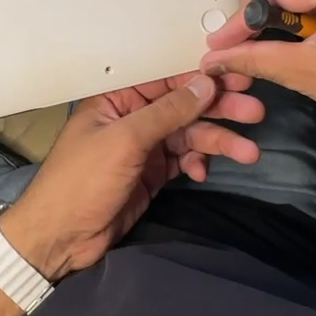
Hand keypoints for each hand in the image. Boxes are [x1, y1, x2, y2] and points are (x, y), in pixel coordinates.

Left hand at [0, 72, 262, 281]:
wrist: (61, 238)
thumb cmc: (82, 181)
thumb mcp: (125, 141)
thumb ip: (167, 112)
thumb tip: (205, 83)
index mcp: (116, 99)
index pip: (166, 79)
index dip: (202, 77)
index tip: (237, 78)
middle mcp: (131, 118)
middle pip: (183, 106)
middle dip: (218, 109)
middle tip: (254, 113)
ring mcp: (142, 147)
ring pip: (188, 135)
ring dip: (218, 141)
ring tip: (249, 153)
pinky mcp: (151, 174)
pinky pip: (183, 160)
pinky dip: (197, 163)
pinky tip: (203, 173)